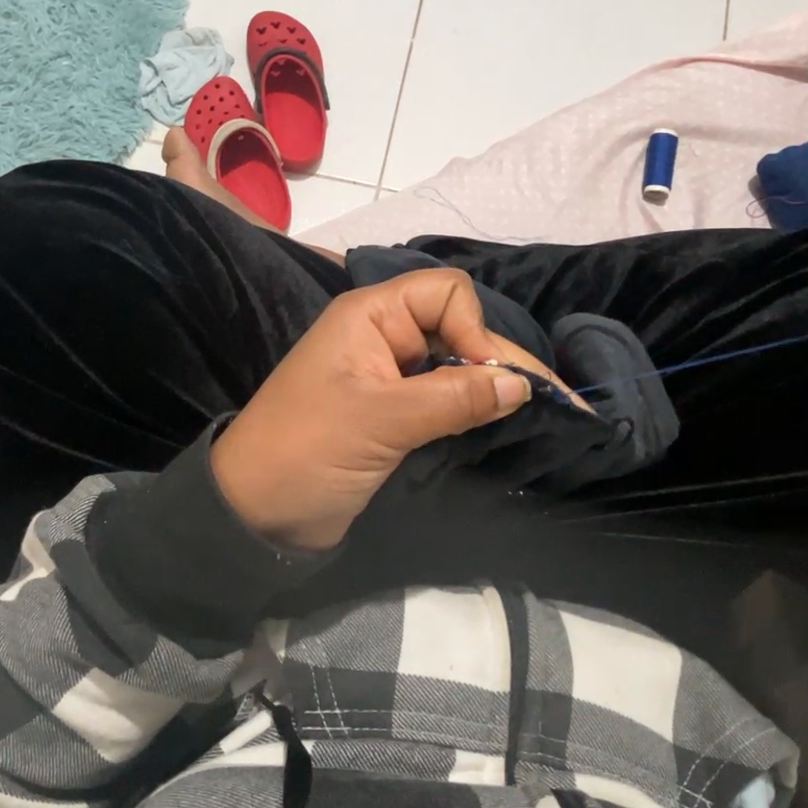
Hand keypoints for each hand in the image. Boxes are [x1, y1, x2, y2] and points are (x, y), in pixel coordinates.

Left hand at [211, 269, 533, 549]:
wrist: (254, 514)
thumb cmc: (307, 452)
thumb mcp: (380, 421)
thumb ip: (452, 398)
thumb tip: (520, 383)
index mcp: (368, 316)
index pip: (445, 293)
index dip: (475, 328)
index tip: (490, 380)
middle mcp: (380, 336)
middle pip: (458, 328)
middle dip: (500, 359)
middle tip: (552, 404)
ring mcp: (387, 376)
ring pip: (454, 364)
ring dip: (492, 385)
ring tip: (542, 413)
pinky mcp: (392, 413)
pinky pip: (443, 396)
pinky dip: (472, 406)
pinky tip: (501, 421)